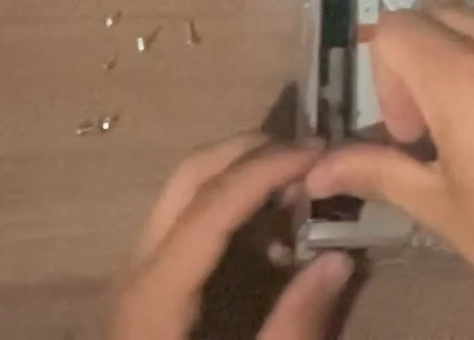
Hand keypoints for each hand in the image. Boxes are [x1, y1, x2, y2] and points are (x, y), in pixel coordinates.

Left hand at [110, 133, 353, 339]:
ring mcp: (134, 278)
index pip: (216, 200)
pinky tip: (267, 237)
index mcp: (156, 292)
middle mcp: (137, 268)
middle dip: (251, 150)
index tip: (322, 152)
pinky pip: (183, 221)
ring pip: (183, 191)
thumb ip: (294, 328)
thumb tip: (338, 259)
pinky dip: (227, 204)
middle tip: (310, 152)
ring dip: (239, 172)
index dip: (270, 167)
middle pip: (191, 175)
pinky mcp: (143, 293)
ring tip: (296, 185)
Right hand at [304, 7, 473, 339]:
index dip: (387, 75)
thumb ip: (377, 171)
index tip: (413, 130)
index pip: (394, 25)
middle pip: (437, 12)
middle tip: (444, 123)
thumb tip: (316, 169)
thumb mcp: (446, 212)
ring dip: (470, 51)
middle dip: (423, 57)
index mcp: (463, 80)